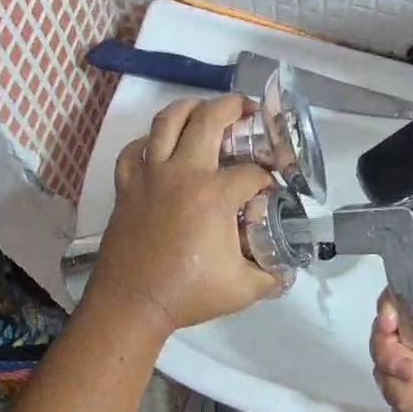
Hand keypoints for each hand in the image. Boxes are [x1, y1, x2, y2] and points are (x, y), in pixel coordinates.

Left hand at [84, 94, 280, 334]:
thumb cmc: (189, 295)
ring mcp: (150, 176)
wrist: (133, 304)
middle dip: (234, 107)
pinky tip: (159, 148)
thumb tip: (285, 267)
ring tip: (204, 110)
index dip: (268, 179)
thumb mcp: (244, 289)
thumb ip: (271, 274)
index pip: (252, 173)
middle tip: (247, 109)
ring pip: (167, 121)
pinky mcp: (127, 186)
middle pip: (209, 119)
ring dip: (190, 107)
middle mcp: (183, 173)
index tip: (270, 193)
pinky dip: (148, 142)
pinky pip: (134, 150)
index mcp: (214, 195)